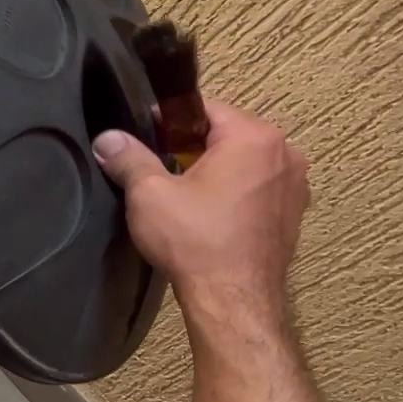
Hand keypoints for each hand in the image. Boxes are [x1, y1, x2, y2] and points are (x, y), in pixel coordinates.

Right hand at [92, 99, 309, 334]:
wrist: (232, 292)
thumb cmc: (193, 237)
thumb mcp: (148, 194)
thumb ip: (129, 159)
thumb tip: (108, 138)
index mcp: (252, 138)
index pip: (206, 109)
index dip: (168, 118)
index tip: (141, 134)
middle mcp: (284, 152)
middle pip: (228, 135)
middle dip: (191, 146)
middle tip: (155, 168)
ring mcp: (294, 182)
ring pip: (245, 162)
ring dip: (214, 170)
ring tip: (180, 194)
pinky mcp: (292, 210)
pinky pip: (257, 187)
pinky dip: (232, 192)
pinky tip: (206, 214)